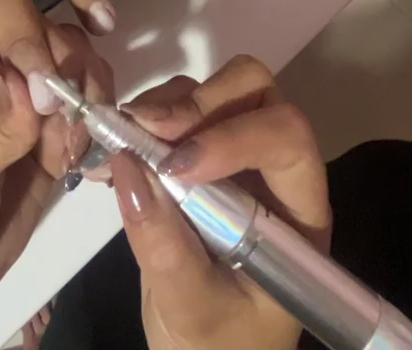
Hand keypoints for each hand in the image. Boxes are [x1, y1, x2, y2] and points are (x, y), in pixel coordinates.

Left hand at [0, 26, 113, 348]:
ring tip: (78, 150)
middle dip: (81, 77)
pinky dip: (97, 137)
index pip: (21, 41)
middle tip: (83, 121)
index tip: (63, 93)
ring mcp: (36, 123)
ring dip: (93, 107)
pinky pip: (86, 129)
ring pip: (80, 87)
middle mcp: (12, 91)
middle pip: (61, 54)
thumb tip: (29, 81)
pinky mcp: (54, 156)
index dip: (50, 54)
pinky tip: (88, 164)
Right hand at [107, 56, 329, 349]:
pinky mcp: (196, 148)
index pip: (286, 139)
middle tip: (146, 130)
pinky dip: (142, 115)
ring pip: (211, 88)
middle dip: (197, 103)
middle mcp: (271, 166)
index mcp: (296, 208)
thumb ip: (163, 244)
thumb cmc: (218, 342)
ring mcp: (233, 151)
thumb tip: (124, 164)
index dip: (235, 136)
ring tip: (122, 138)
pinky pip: (175, 105)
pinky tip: (115, 148)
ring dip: (165, 105)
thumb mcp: (192, 307)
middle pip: (254, 92)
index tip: (177, 168)